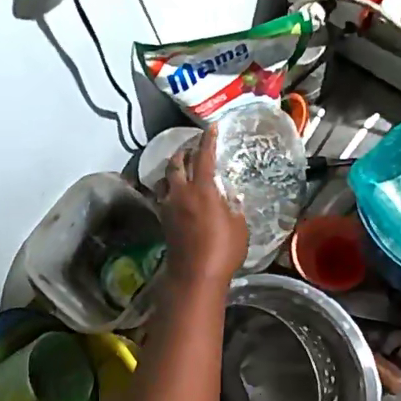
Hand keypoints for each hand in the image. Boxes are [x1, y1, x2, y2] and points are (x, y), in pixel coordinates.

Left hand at [160, 126, 247, 288]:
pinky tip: (174, 191)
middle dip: (184, 152)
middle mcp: (180, 192)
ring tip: (181, 167)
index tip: (211, 128)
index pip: (204, 157)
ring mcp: (168, 205)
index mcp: (202, 190)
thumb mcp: (238, 225)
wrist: (195, 273)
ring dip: (172, 168)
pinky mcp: (162, 218)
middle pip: (177, 163)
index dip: (208, 140)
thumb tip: (228, 194)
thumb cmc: (223, 249)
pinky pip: (162, 195)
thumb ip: (232, 205)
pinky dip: (167, 187)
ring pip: (165, 178)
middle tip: (193, 147)